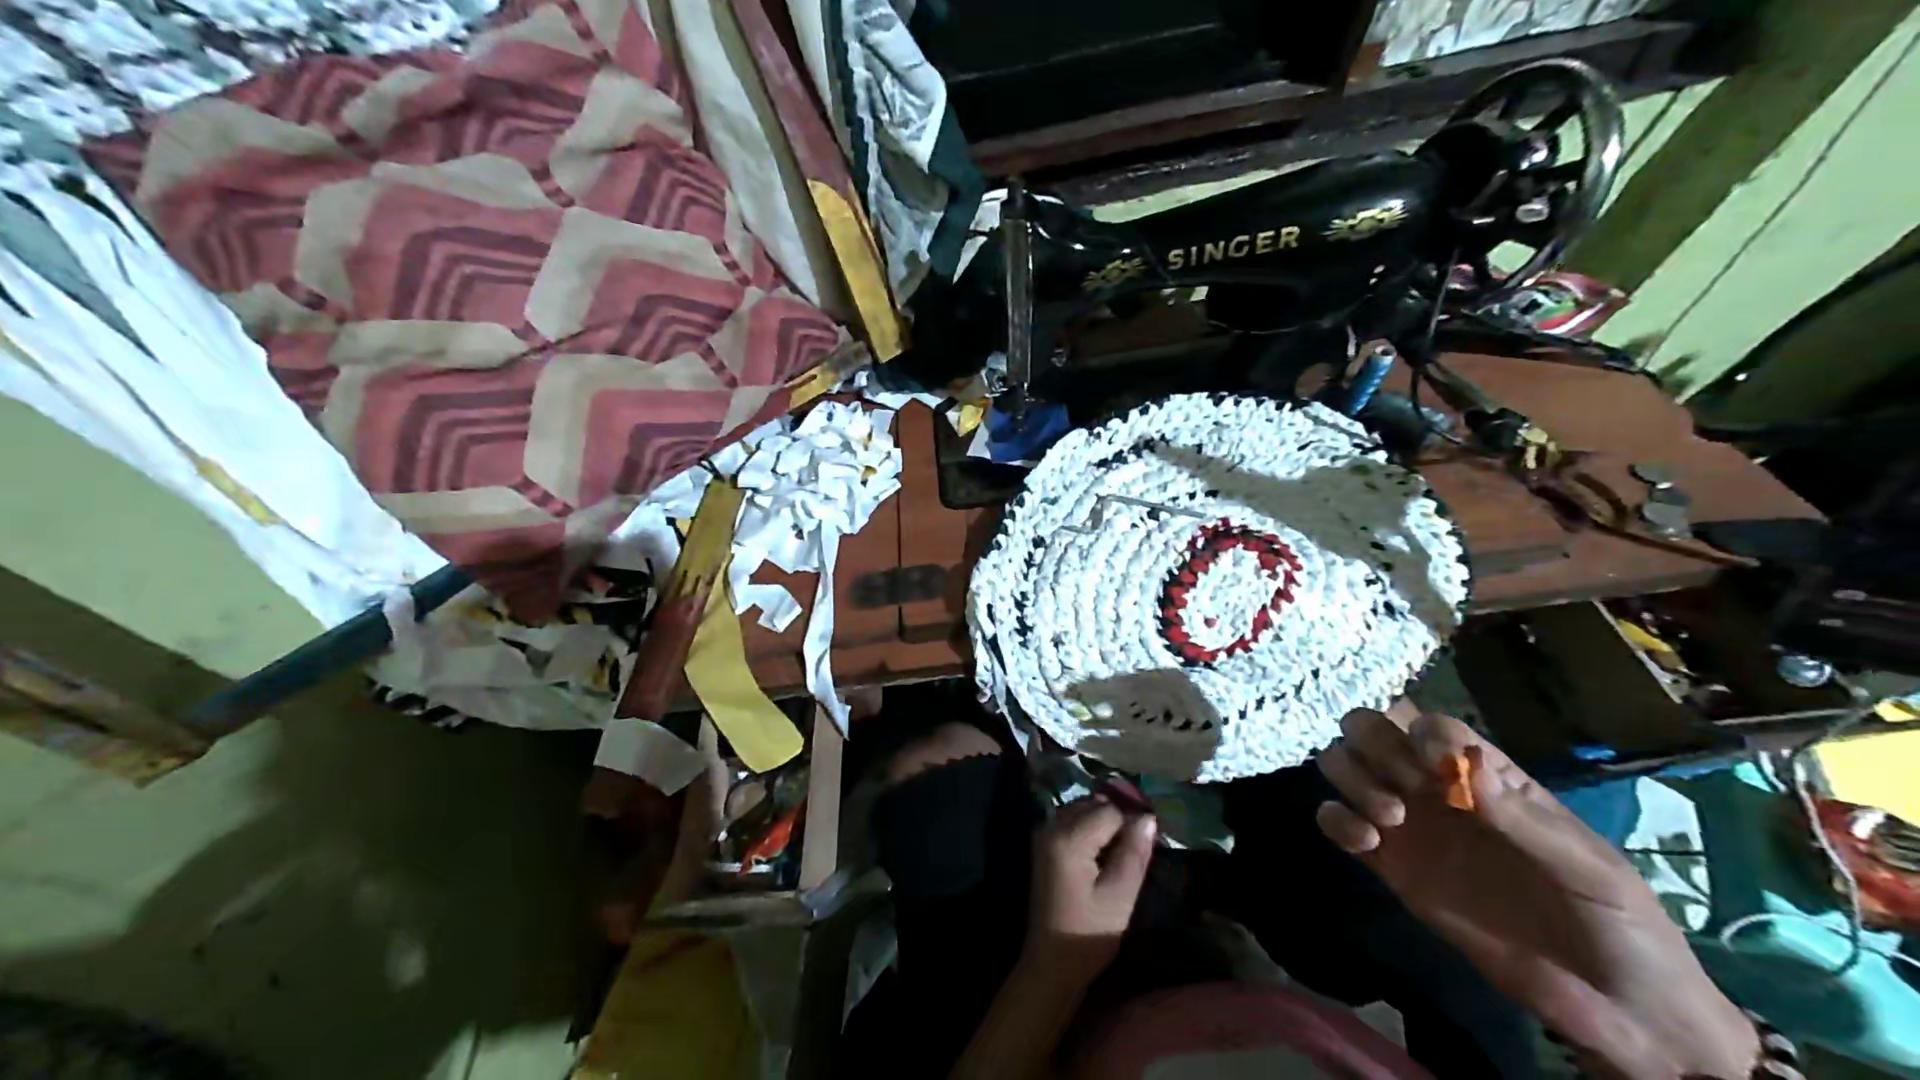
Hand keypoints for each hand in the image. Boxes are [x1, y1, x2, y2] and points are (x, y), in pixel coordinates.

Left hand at [1026, 795, 1157, 975]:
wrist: (1051, 961)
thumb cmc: (1088, 933)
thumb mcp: (1120, 897)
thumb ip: (1134, 853)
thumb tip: (1148, 817)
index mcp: (1068, 838)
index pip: (1111, 811)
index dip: (1131, 828)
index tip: (1141, 853)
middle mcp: (1051, 826)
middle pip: (1095, 805)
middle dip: (1117, 823)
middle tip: (1129, 856)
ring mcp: (1044, 833)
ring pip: (1084, 810)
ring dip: (1103, 826)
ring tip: (1115, 859)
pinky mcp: (1043, 843)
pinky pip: (1072, 821)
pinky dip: (1090, 831)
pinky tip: (1099, 860)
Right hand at [1317, 708, 1759, 1079]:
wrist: (1616, 1011)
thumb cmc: (1618, 922)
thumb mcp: (1585, 866)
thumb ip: (1519, 817)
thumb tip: (1463, 763)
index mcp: (1487, 777)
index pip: (1431, 725)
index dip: (1421, 734)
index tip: (1434, 771)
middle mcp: (1436, 789)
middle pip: (1372, 730)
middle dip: (1373, 746)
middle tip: (1403, 790)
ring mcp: (1408, 825)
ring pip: (1343, 765)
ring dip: (1351, 778)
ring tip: (1388, 820)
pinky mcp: (1387, 865)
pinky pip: (1335, 821)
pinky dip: (1335, 820)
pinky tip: (1365, 842)